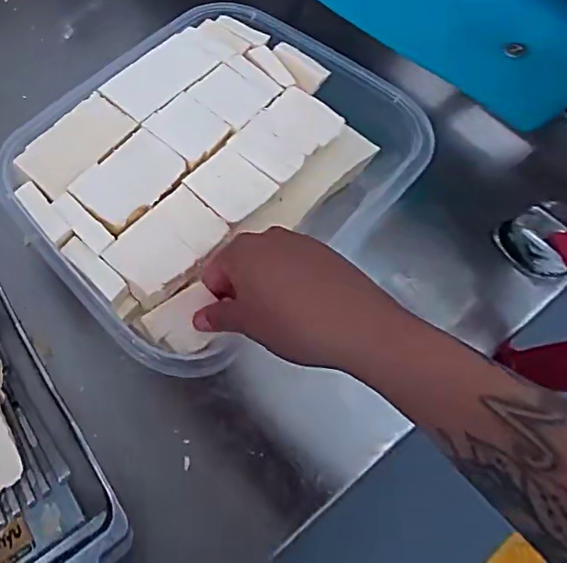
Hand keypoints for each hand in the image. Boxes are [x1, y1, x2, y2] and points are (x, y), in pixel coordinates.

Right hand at [194, 227, 433, 373]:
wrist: (366, 329)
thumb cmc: (296, 325)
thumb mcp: (250, 327)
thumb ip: (219, 317)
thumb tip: (200, 317)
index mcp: (239, 251)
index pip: (214, 274)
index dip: (222, 300)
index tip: (240, 320)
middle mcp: (264, 237)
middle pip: (241, 263)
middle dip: (245, 288)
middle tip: (262, 318)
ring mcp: (298, 242)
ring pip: (270, 262)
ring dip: (270, 283)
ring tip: (290, 314)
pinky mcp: (326, 252)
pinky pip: (298, 264)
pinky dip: (297, 281)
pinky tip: (313, 306)